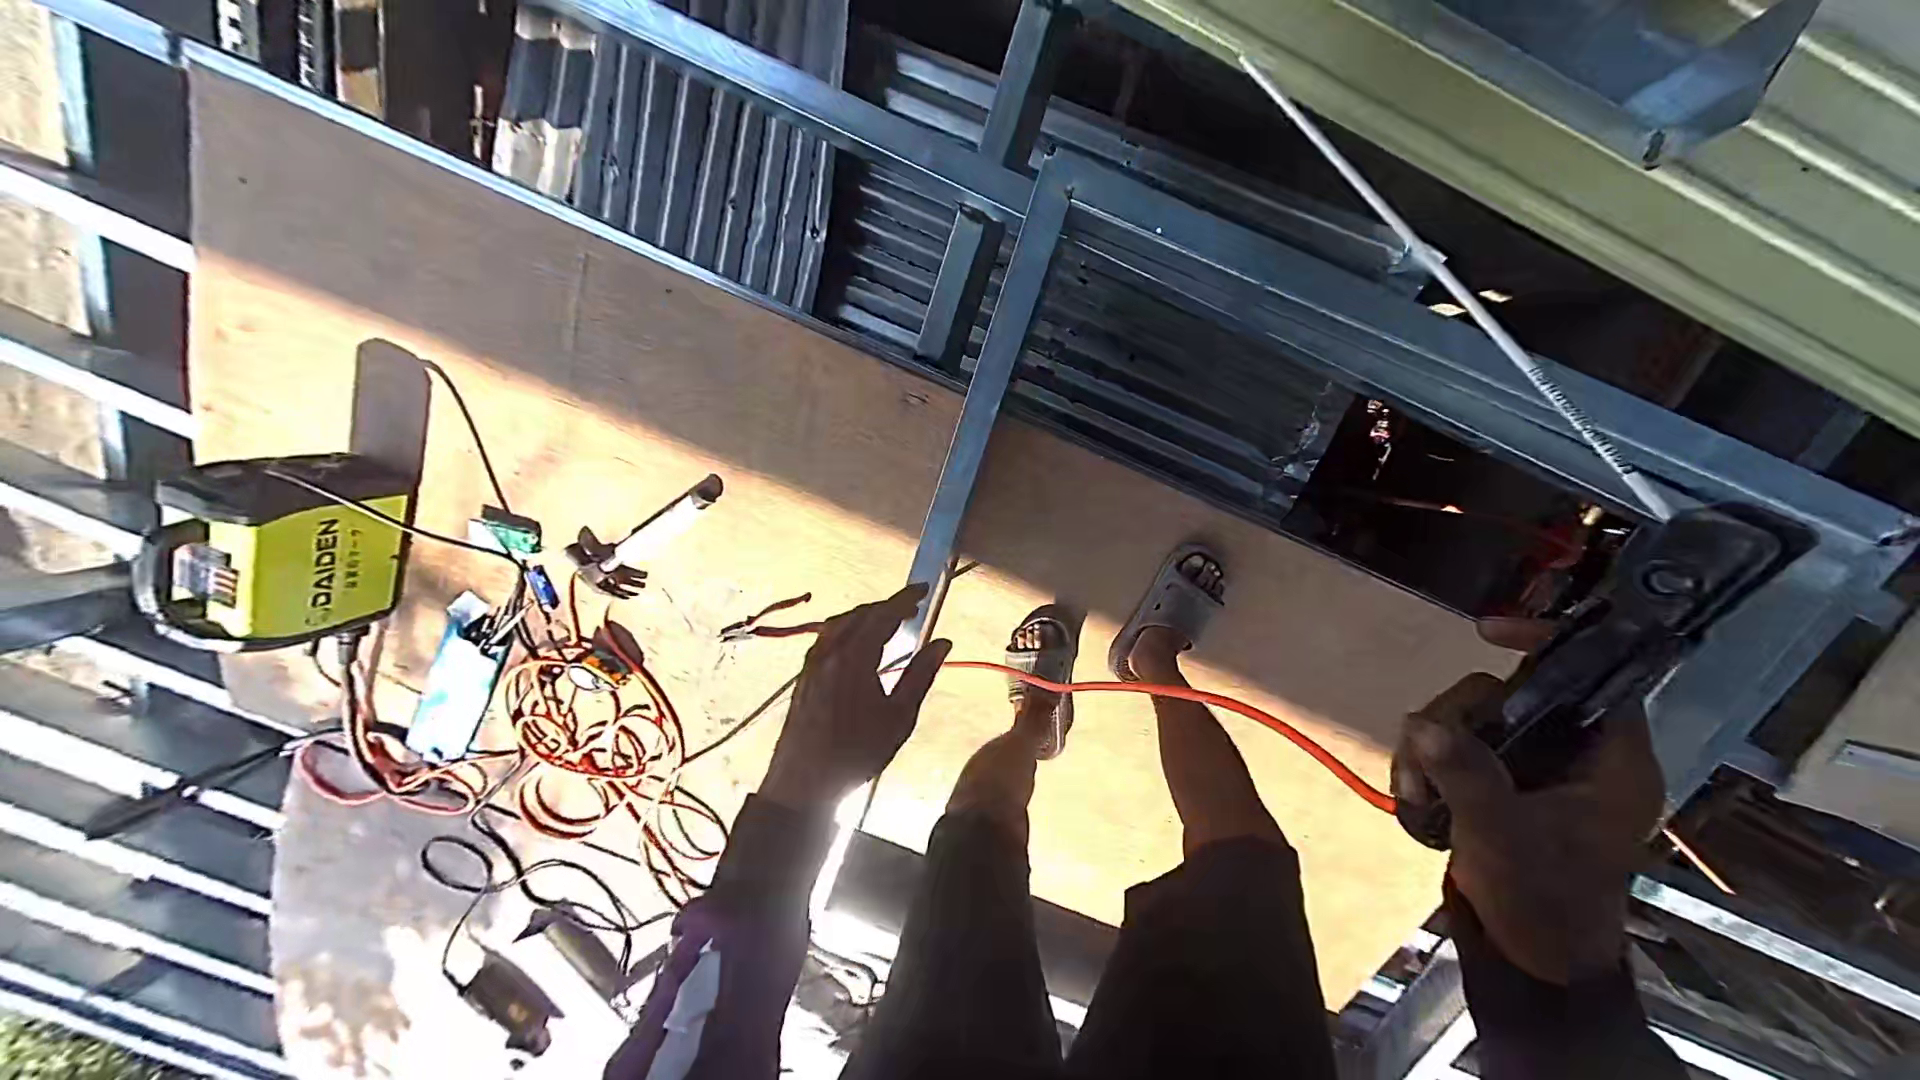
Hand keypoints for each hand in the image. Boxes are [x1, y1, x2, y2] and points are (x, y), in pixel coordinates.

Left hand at [759, 584, 952, 810]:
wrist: (802, 782)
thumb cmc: (856, 753)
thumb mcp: (898, 717)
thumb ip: (920, 675)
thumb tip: (943, 642)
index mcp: (853, 657)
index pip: (881, 615)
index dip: (904, 599)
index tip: (923, 588)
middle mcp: (829, 651)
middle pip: (860, 615)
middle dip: (887, 606)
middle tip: (912, 607)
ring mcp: (812, 663)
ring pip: (840, 624)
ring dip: (866, 616)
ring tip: (890, 622)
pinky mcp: (805, 675)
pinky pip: (828, 637)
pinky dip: (849, 629)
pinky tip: (859, 643)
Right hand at [1393, 673, 1664, 983]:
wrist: (1527, 949)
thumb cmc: (1540, 896)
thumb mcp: (1503, 835)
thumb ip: (1467, 777)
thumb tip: (1420, 722)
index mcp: (1608, 762)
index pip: (1591, 679)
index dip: (1546, 643)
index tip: (1484, 633)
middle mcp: (1570, 753)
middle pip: (1505, 693)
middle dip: (1453, 717)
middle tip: (1423, 754)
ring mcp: (1528, 765)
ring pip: (1468, 716)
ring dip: (1428, 745)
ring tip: (1412, 789)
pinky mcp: (1495, 777)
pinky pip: (1450, 741)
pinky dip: (1424, 759)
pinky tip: (1413, 792)